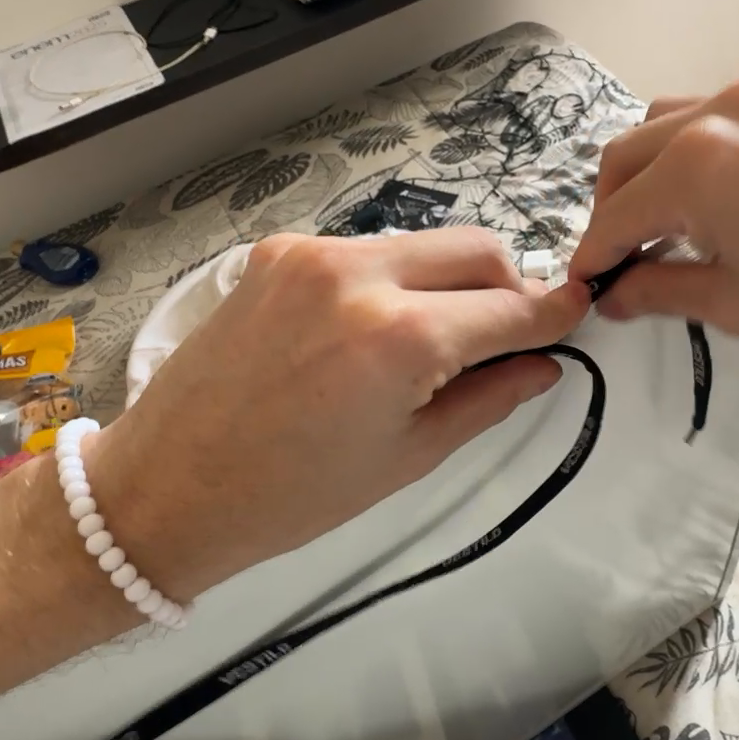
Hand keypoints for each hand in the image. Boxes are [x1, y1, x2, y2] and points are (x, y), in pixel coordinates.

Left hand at [86, 228, 589, 598]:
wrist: (162, 489)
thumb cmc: (294, 495)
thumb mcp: (411, 454)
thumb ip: (490, 397)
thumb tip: (544, 364)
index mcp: (398, 337)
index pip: (509, 307)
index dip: (553, 311)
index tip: (577, 310)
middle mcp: (359, 273)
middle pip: (476, 248)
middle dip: (509, 284)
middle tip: (509, 332)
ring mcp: (313, 253)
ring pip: (424, 244)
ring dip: (451, 282)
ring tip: (437, 337)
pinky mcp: (280, 250)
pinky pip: (370, 251)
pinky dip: (396, 280)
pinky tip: (374, 327)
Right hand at [570, 81, 738, 387]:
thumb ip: (662, 289)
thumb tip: (615, 293)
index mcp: (700, 164)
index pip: (616, 212)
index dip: (593, 255)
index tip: (585, 289)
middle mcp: (723, 112)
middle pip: (628, 155)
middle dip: (611, 211)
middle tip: (619, 265)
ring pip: (669, 126)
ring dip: (648, 175)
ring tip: (662, 231)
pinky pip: (718, 119)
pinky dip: (693, 155)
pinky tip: (711, 203)